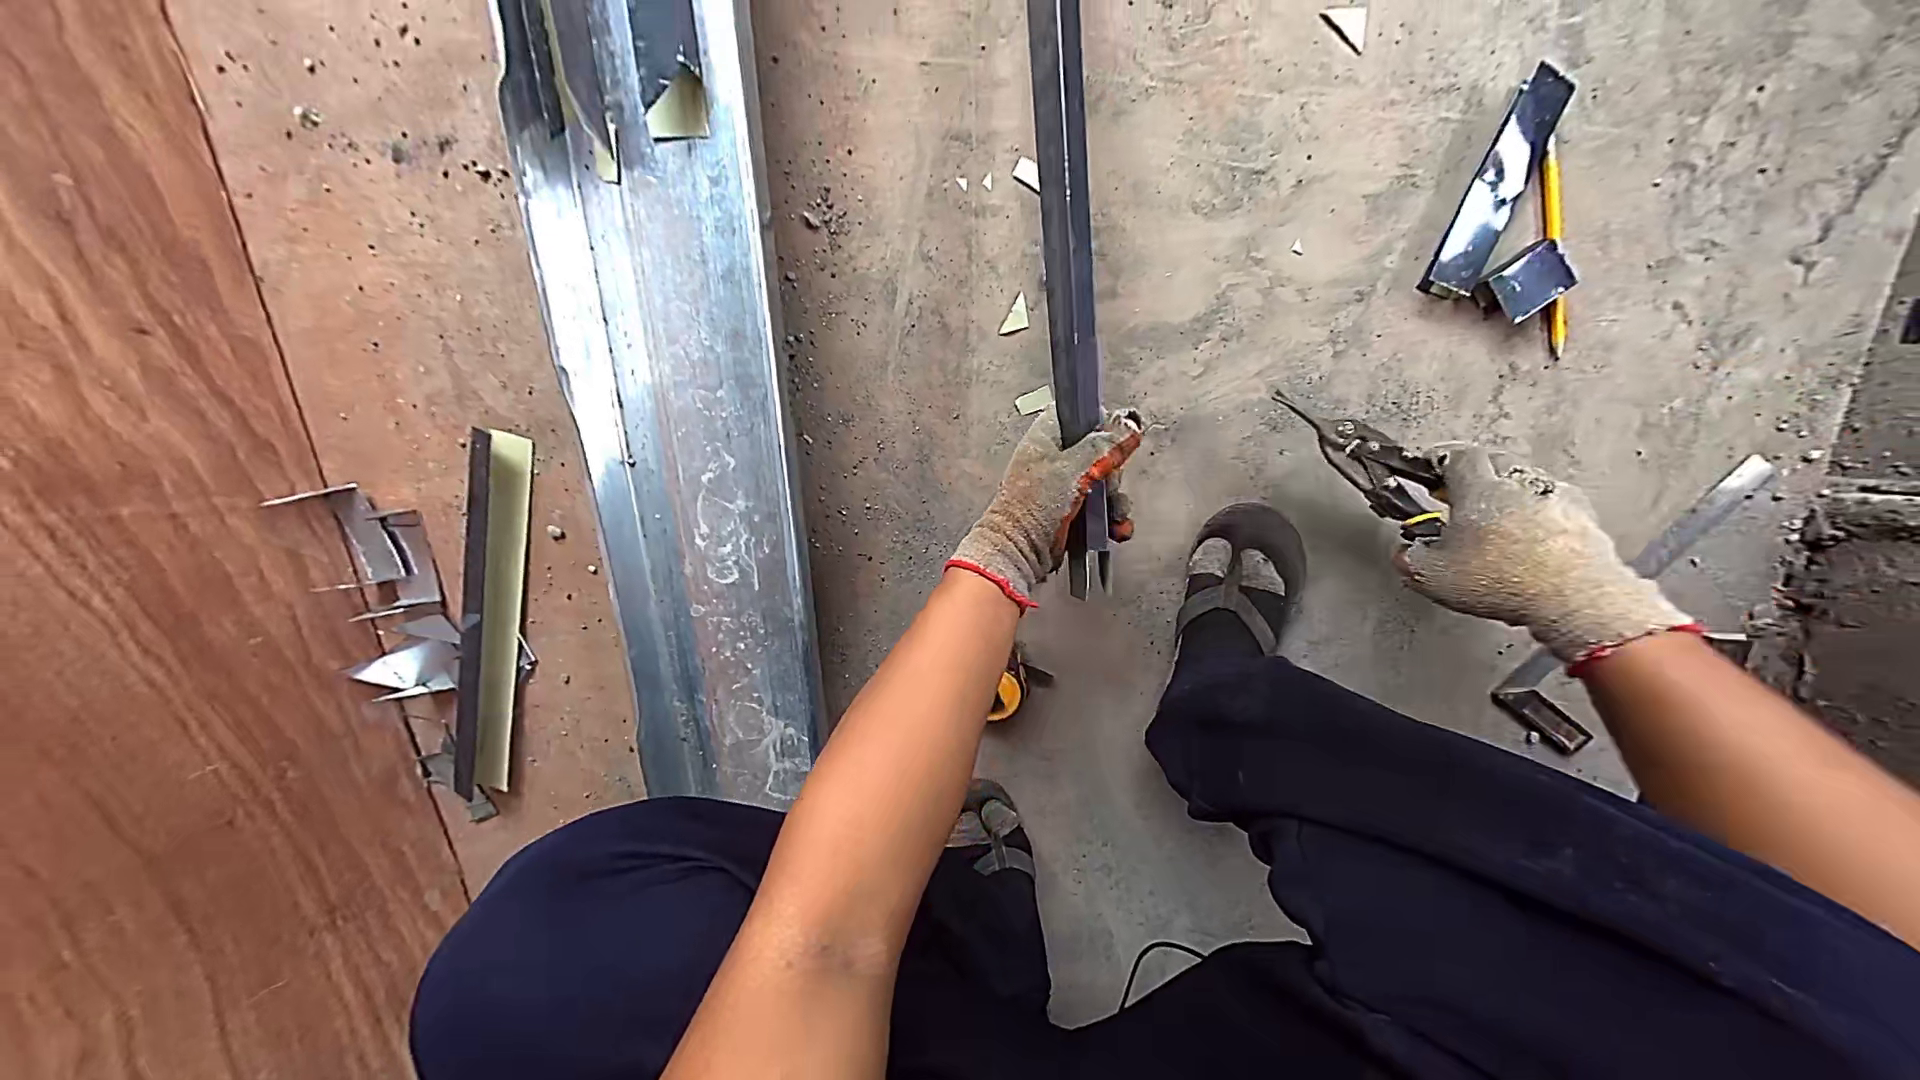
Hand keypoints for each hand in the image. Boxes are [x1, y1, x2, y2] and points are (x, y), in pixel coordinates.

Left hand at [948, 405, 1143, 608]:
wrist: (1020, 548)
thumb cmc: (1031, 506)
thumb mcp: (1072, 467)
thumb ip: (1103, 445)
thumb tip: (1129, 426)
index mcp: (1047, 437)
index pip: (1081, 417)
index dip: (1102, 425)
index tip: (1115, 440)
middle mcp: (1056, 459)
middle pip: (1101, 453)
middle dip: (1112, 474)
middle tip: (1105, 484)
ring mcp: (1064, 486)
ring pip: (1105, 483)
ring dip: (1114, 502)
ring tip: (1112, 515)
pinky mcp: (1072, 511)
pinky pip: (1101, 509)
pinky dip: (1110, 519)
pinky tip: (1113, 528)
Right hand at [1398, 445, 1695, 665]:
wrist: (1576, 601)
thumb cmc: (1503, 581)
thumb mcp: (1428, 574)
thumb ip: (1409, 555)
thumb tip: (1407, 551)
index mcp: (1480, 489)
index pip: (1458, 456)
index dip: (1440, 459)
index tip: (1430, 467)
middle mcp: (1522, 487)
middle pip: (1497, 461)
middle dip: (1476, 471)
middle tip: (1458, 489)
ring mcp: (1559, 503)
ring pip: (1528, 484)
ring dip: (1509, 494)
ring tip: (1493, 517)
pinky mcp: (1587, 525)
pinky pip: (1556, 509)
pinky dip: (1538, 516)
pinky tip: (1527, 538)